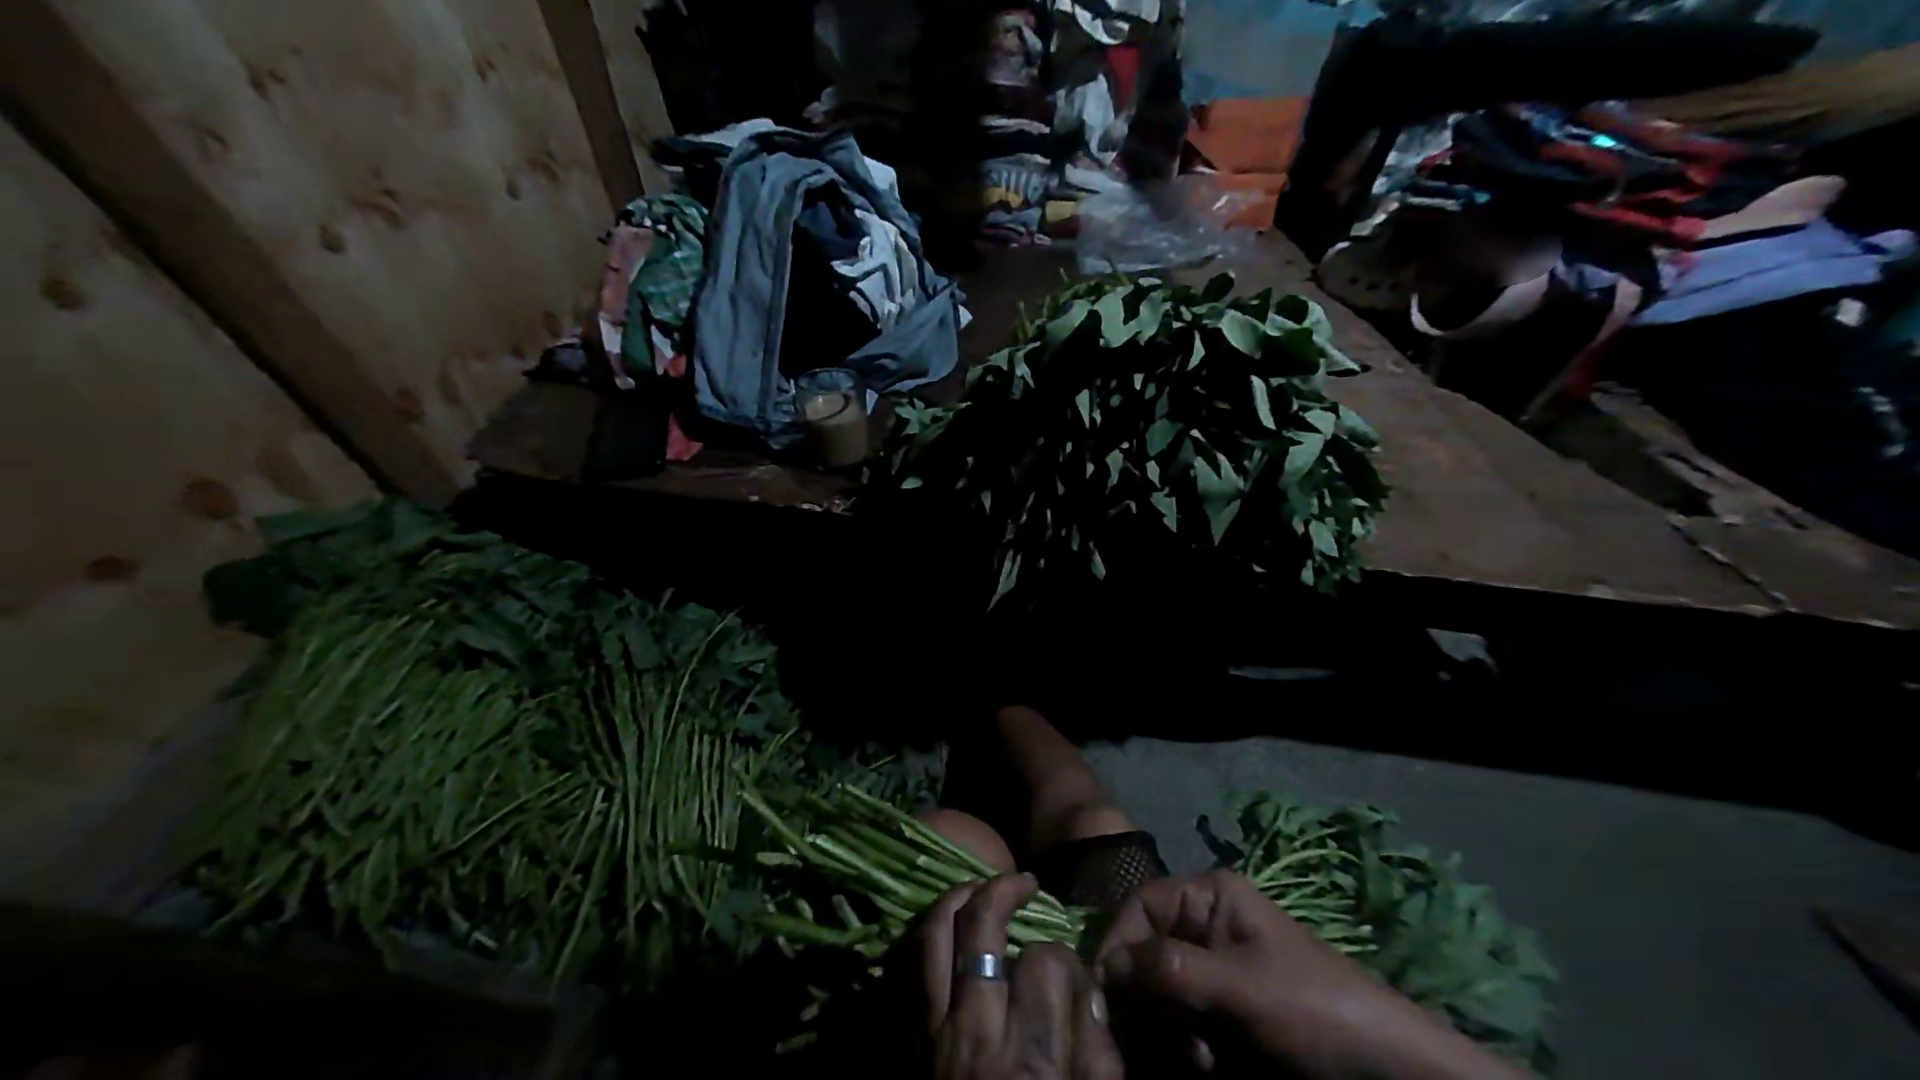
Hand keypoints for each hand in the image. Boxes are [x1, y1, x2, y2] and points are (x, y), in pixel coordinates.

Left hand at [919, 874, 1122, 1078]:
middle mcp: (976, 1029)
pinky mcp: (911, 1042)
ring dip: (957, 897)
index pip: (1047, 961)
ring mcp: (934, 1032)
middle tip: (1026, 882)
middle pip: (982, 927)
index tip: (1071, 974)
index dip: (1064, 957)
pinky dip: (928, 936)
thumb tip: (1087, 992)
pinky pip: (911, 970)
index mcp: (1031, 1055)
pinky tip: (948, 924)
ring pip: (934, 934)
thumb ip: (1099, 1055)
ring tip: (981, 885)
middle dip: (1005, 890)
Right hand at [1095, 870, 1523, 1079]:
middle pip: (1148, 949)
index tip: (1104, 990)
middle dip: (1147, 996)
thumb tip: (1107, 965)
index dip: (1119, 942)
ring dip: (1167, 1027)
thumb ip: (1171, 968)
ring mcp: (1218, 966)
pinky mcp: (1227, 1006)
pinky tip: (1206, 1065)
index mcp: (1211, 897)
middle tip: (1152, 1037)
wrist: (1389, 1067)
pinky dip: (1186, 1043)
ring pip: (1162, 989)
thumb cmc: (1314, 1008)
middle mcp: (1208, 924)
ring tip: (1194, 1058)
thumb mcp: (1241, 985)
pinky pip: (1185, 1018)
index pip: (1141, 905)